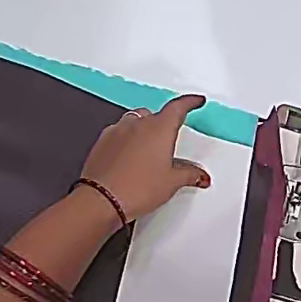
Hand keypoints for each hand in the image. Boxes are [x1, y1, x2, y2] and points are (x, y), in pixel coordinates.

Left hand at [76, 94, 210, 222]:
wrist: (102, 200)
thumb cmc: (135, 188)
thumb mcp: (171, 183)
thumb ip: (189, 174)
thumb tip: (198, 175)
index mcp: (159, 128)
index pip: (178, 107)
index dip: (189, 102)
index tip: (194, 101)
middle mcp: (137, 124)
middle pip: (154, 114)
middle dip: (163, 124)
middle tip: (168, 142)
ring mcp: (117, 131)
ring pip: (134, 121)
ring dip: (142, 131)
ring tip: (147, 152)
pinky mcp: (101, 142)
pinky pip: (117, 133)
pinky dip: (125, 141)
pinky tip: (128, 158)